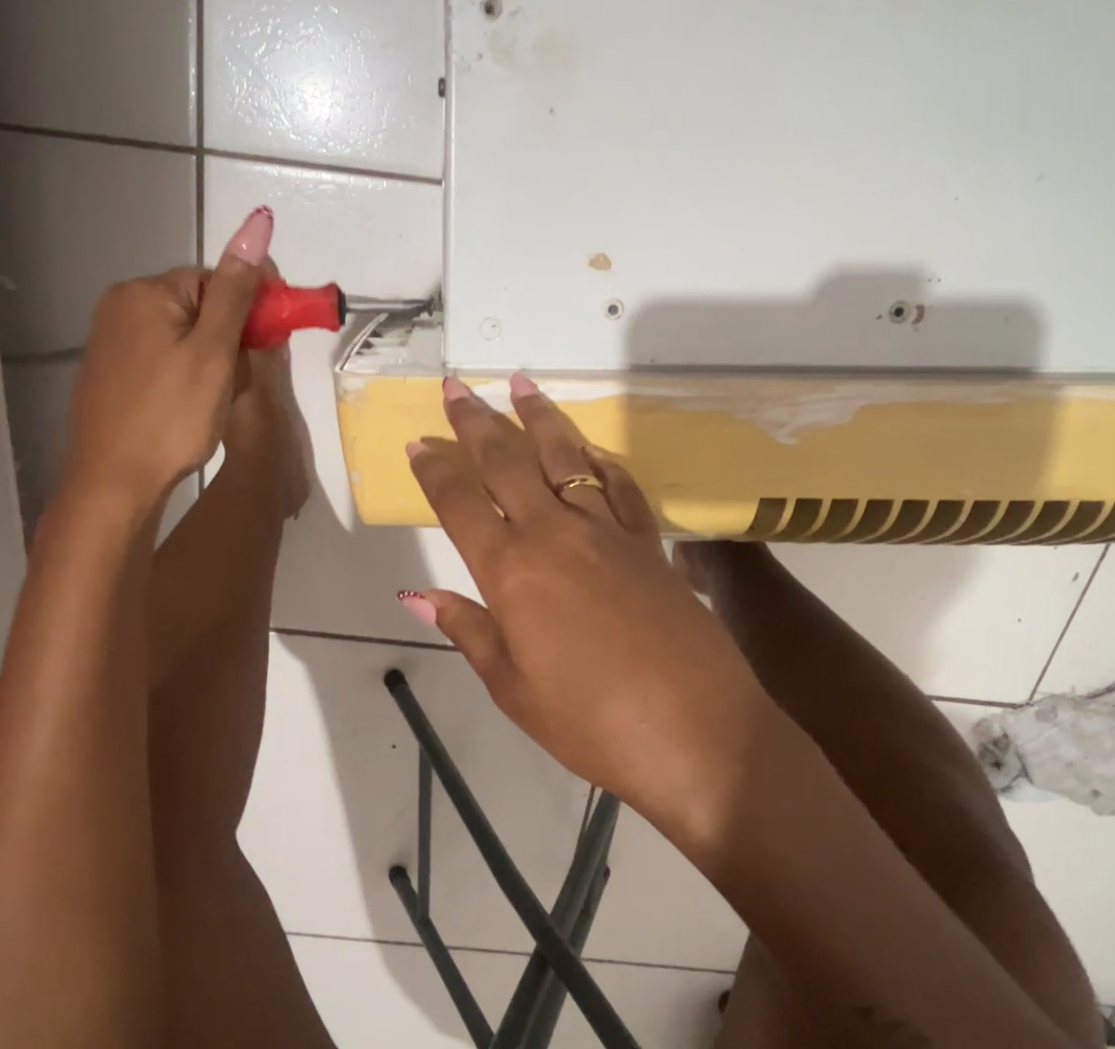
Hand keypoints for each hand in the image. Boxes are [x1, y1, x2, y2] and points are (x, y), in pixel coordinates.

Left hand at [63, 207, 273, 501]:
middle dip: (227, 339)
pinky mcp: (108, 370)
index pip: (216, 280)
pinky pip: (159, 356)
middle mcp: (121, 304)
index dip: (248, 312)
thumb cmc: (171, 418)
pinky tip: (186, 407)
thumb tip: (258, 222)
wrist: (113, 483)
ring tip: (213, 401)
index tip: (264, 349)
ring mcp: (109, 338)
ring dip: (208, 360)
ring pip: (181, 334)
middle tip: (236, 384)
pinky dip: (182, 375)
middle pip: (198, 306)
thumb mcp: (214, 353)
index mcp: (147, 292)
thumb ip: (237, 290)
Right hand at [404, 375, 772, 826]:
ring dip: (538, 417)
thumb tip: (417, 596)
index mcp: (510, 571)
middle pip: (507, 462)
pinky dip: (598, 459)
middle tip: (456, 386)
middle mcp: (554, 535)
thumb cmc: (590, 722)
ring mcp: (607, 532)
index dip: (435, 470)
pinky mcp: (649, 542)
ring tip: (520, 382)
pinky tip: (588, 447)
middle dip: (477, 421)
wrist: (697, 731)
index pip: (460, 503)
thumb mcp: (512, 686)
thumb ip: (467, 629)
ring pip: (564, 457)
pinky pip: (618, 484)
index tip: (419, 443)